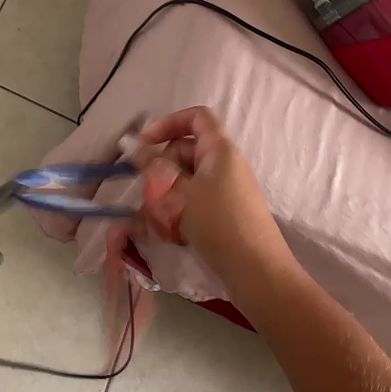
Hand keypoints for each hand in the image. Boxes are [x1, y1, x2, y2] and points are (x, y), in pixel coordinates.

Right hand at [135, 107, 292, 281]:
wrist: (258, 274)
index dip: (169, 123)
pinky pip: (195, 200)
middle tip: (147, 192)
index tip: (145, 143)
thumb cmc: (220, 224)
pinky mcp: (225, 213)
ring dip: (167, 194)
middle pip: (185, 151)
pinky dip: (179, 211)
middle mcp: (225, 164)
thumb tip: (132, 145)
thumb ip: (154, 168)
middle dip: (162, 168)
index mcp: (220, 149)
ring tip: (157, 219)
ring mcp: (226, 189)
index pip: (196, 117)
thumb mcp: (180, 194)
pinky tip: (171, 233)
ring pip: (186, 179)